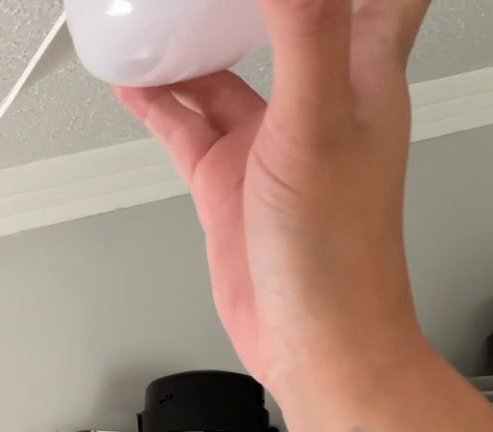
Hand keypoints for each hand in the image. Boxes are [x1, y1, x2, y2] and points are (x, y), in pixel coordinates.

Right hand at [117, 0, 432, 390]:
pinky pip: (188, 126)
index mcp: (358, 70)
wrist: (309, 338)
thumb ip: (305, 32)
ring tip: (153, 13)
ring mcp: (264, 142)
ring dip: (191, 40)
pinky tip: (134, 84)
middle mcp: (313, 98)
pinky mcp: (228, 182)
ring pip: (223, 71)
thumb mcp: (317, 126)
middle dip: (243, 0)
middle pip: (281, 16)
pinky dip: (161, 104)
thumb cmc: (335, 252)